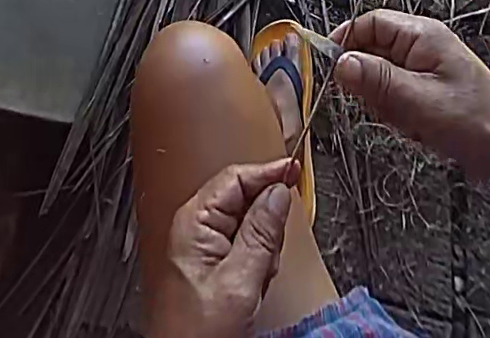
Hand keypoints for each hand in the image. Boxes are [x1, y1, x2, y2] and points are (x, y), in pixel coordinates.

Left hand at [153, 157, 298, 337]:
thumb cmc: (198, 335)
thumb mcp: (239, 283)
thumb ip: (261, 233)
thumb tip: (279, 191)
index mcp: (195, 220)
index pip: (236, 177)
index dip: (267, 172)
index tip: (294, 168)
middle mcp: (196, 226)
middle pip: (245, 198)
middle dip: (265, 224)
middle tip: (269, 255)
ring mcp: (203, 245)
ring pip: (249, 224)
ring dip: (263, 248)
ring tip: (258, 278)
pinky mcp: (211, 264)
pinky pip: (245, 247)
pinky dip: (257, 261)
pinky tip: (254, 284)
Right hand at [331, 9, 489, 178]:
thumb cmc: (474, 121)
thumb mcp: (419, 101)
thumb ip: (377, 80)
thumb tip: (339, 63)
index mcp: (420, 34)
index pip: (370, 23)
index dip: (346, 41)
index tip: (331, 68)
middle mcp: (420, 44)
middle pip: (372, 51)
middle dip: (372, 82)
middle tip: (386, 107)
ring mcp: (424, 66)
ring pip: (381, 76)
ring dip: (386, 102)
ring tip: (410, 120)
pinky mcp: (427, 87)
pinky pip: (396, 94)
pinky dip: (399, 112)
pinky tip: (417, 127)